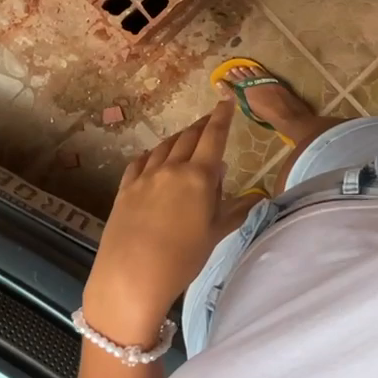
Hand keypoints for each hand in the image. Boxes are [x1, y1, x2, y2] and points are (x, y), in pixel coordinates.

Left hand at [82, 101, 254, 345]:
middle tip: (211, 119)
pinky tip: (154, 158)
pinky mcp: (124, 189)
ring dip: (178, 138)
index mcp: (198, 176)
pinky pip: (140, 162)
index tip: (226, 100)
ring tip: (187, 138)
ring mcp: (145, 177)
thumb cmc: (182, 259)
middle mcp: (171, 168)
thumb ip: (234, 209)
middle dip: (202, 125)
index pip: (213, 137)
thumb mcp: (216, 235)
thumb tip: (253, 193)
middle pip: (189, 137)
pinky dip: (152, 155)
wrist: (131, 277)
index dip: (222, 117)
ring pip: (164, 147)